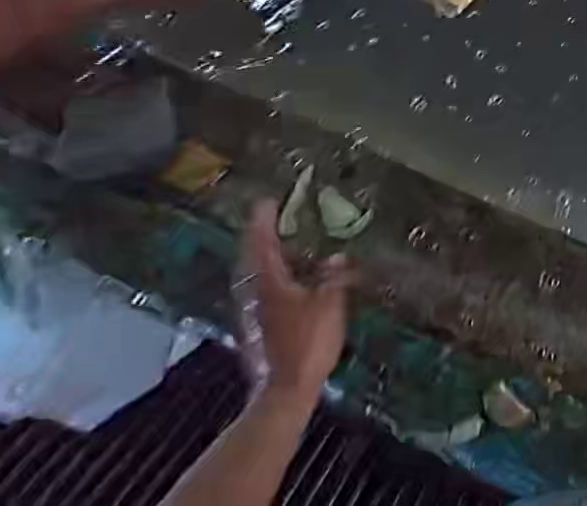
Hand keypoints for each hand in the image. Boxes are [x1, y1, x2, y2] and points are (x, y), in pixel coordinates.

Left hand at [234, 200, 351, 402]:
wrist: (286, 386)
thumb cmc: (309, 340)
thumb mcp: (329, 304)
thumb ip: (331, 277)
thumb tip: (334, 257)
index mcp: (270, 285)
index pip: (263, 247)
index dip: (264, 223)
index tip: (267, 201)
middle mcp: (256, 294)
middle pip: (253, 258)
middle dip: (261, 234)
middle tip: (274, 214)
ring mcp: (256, 309)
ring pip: (257, 272)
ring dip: (267, 251)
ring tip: (284, 236)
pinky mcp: (263, 320)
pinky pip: (266, 284)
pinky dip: (275, 268)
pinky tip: (292, 270)